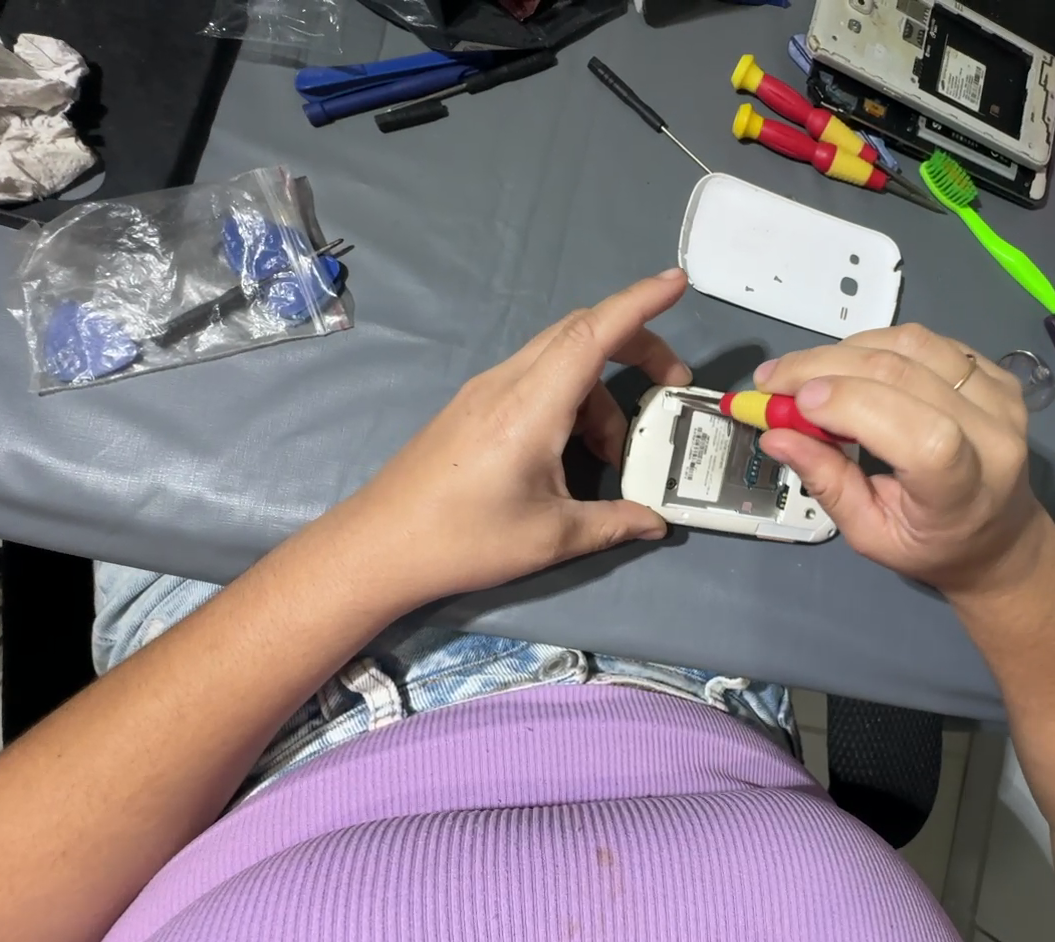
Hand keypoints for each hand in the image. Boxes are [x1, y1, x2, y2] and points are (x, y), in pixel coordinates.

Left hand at [327, 270, 693, 605]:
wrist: (378, 546)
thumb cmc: (464, 540)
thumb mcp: (552, 538)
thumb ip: (614, 523)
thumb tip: (657, 522)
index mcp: (531, 407)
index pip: (593, 335)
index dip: (639, 303)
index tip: (676, 281)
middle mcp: (508, 382)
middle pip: (582, 334)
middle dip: (637, 347)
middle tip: (672, 385)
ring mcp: (487, 389)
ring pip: (562, 361)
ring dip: (601, 394)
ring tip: (613, 454)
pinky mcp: (476, 405)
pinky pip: (539, 381)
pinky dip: (573, 402)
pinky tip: (575, 452)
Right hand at [753, 324, 1052, 598]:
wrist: (998, 534)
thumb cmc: (931, 545)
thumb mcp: (871, 535)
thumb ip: (828, 484)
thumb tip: (775, 435)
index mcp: (964, 490)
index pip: (919, 435)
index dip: (852, 405)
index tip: (790, 402)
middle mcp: (992, 434)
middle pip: (904, 374)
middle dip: (823, 368)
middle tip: (770, 380)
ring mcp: (998, 396)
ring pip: (911, 344)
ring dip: (843, 350)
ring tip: (803, 374)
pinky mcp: (995, 374)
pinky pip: (926, 340)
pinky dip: (874, 346)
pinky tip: (848, 368)